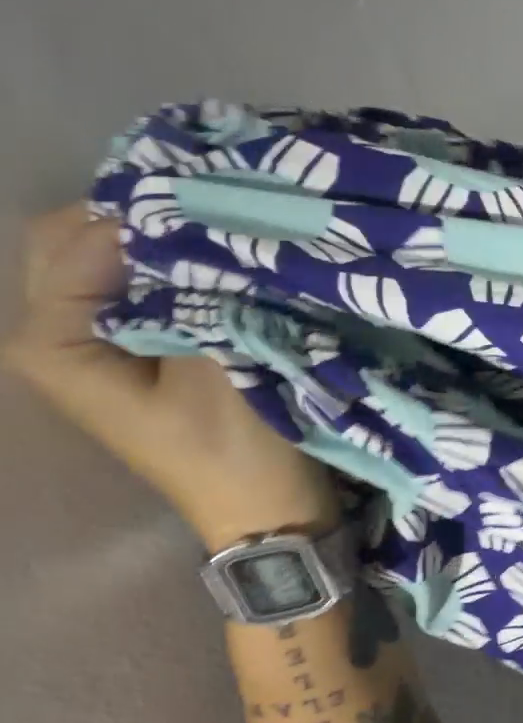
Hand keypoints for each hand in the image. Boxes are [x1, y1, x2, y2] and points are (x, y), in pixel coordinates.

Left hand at [5, 205, 337, 547]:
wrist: (270, 515)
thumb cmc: (239, 451)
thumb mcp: (217, 370)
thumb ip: (194, 295)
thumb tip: (194, 221)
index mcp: (53, 339)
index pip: (77, 240)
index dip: (145, 218)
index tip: (219, 208)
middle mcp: (60, 335)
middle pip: (86, 246)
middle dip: (149, 227)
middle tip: (224, 216)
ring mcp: (103, 346)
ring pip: (120, 266)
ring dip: (171, 252)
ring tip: (232, 241)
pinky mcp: (145, 356)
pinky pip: (151, 293)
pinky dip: (183, 277)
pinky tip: (230, 275)